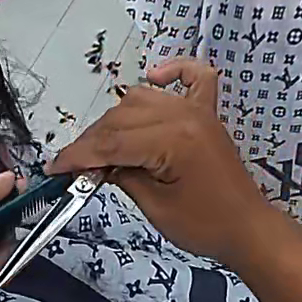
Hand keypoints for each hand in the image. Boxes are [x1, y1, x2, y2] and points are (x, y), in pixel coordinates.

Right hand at [47, 58, 280, 264]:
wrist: (247, 229)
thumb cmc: (206, 227)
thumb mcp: (155, 208)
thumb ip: (122, 177)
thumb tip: (94, 165)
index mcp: (173, 140)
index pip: (112, 141)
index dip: (78, 155)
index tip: (55, 168)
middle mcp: (185, 115)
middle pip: (122, 117)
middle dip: (93, 141)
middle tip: (74, 166)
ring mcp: (198, 111)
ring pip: (143, 99)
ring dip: (117, 119)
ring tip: (101, 147)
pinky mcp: (207, 115)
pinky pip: (193, 78)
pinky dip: (173, 72)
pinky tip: (154, 76)